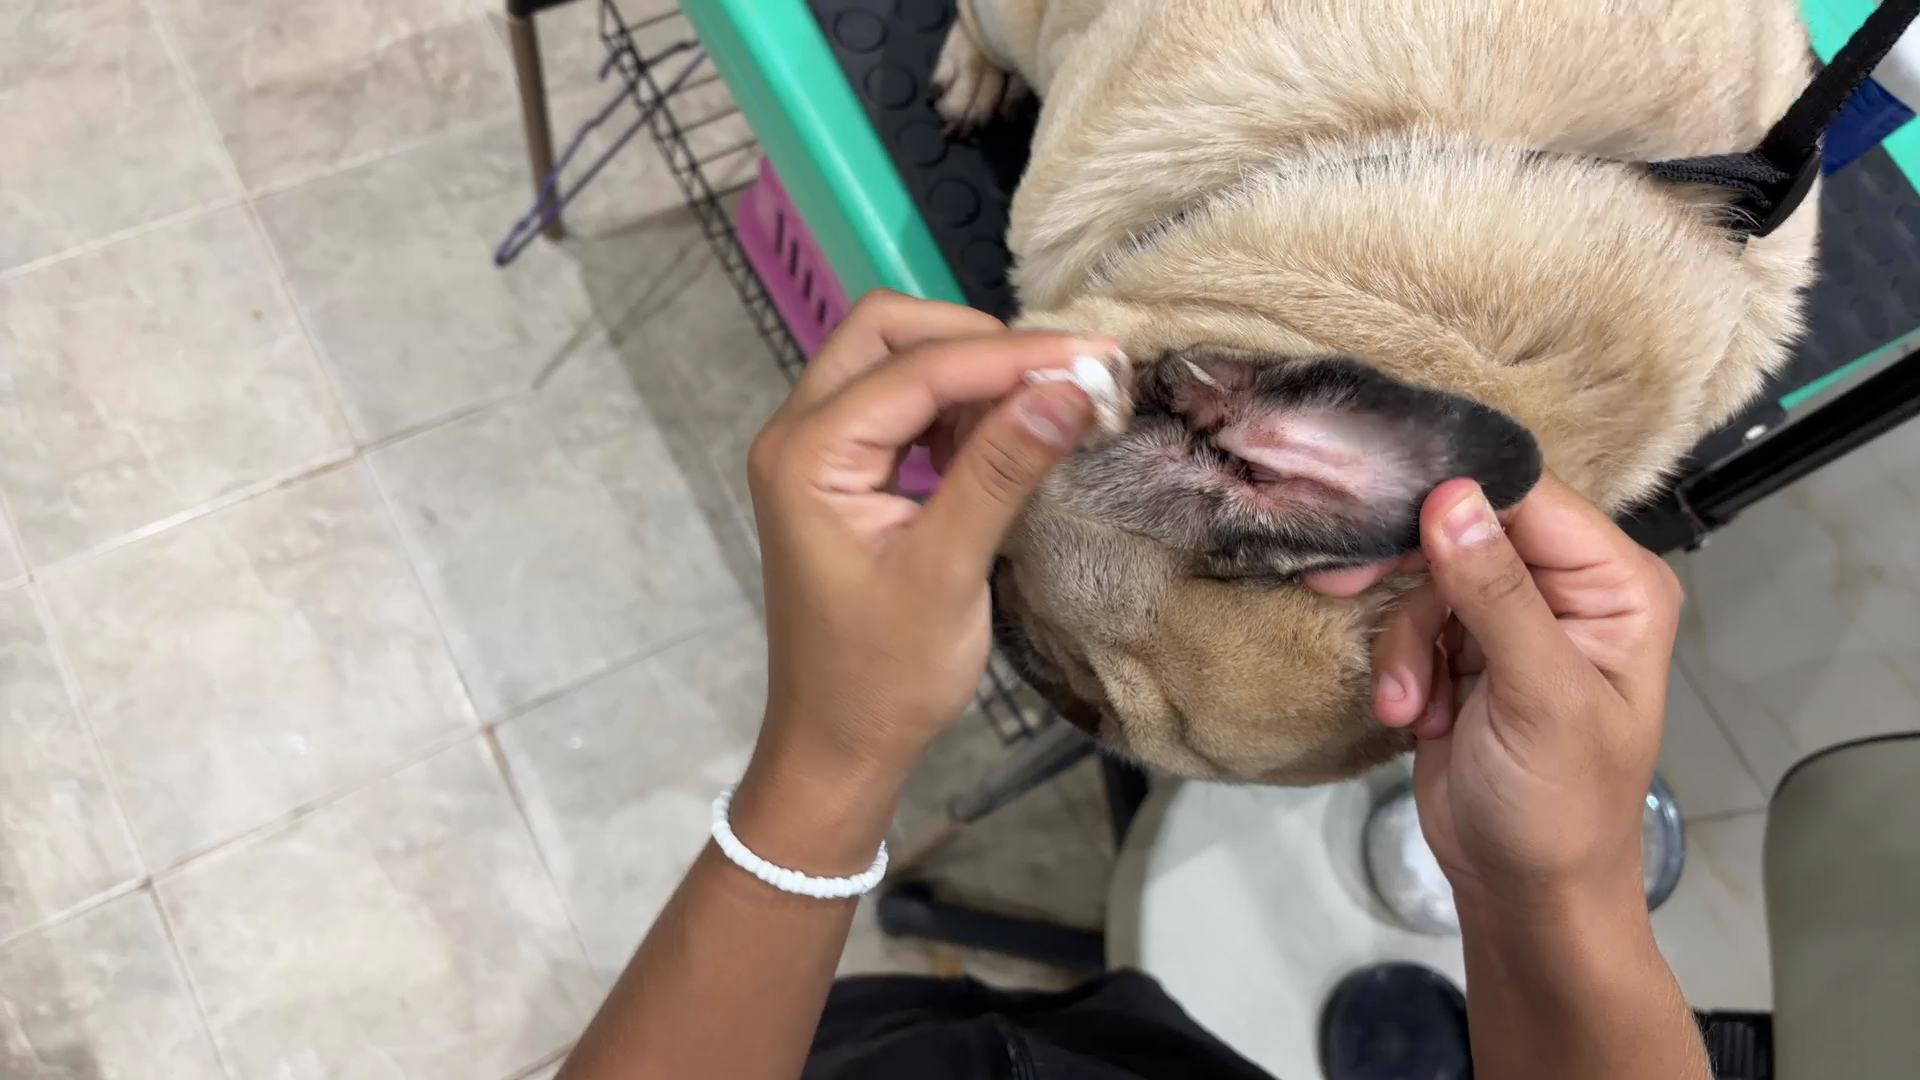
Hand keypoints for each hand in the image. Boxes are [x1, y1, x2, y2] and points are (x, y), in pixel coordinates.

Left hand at [735, 292, 1108, 862]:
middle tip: (1056, 378)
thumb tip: (1070, 388)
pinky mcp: (842, 474)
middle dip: (976, 344)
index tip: (1094, 358)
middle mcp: (798, 433)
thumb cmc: (885, 675)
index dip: (1011, 357)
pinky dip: (952, 408)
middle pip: (886, 334)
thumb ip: (1002, 471)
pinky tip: (996, 438)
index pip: (917, 369)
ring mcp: (815, 451)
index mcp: (808, 453)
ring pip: (893, 363)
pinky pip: (898, 407)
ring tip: (1038, 408)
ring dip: (968, 373)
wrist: (841, 740)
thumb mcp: (948, 571)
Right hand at [1365, 474, 1682, 909]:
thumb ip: (1496, 594)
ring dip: (1401, 646)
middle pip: (1459, 533)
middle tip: (1342, 588)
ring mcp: (1504, 618)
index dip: (1451, 499)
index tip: (1377, 517)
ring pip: (1421, 583)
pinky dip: (1397, 666)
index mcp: (1611, 584)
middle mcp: (1560, 588)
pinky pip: (1406, 622)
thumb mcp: (1536, 697)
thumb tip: (1451, 496)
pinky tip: (1410, 715)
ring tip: (1407, 706)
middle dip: (1405, 580)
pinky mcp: (1457, 648)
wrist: (1519, 881)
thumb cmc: (1558, 800)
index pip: (1525, 501)